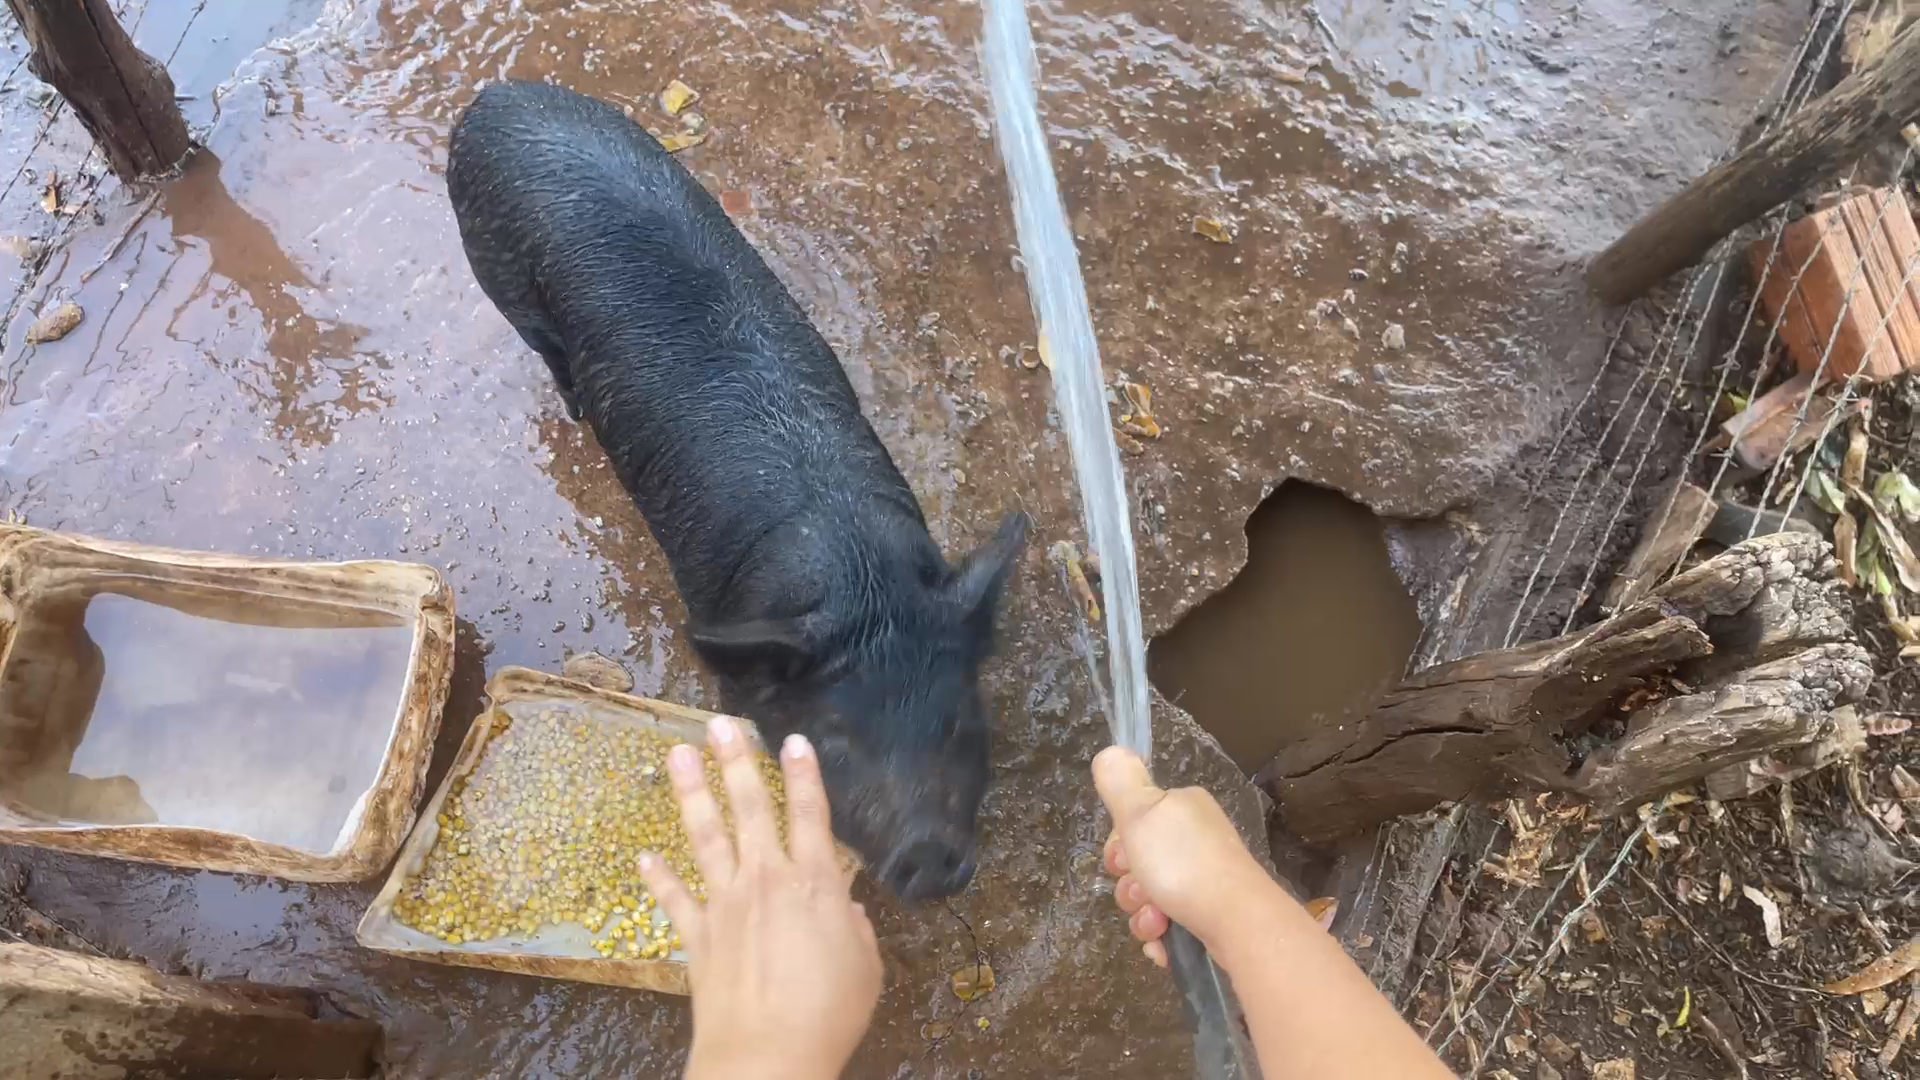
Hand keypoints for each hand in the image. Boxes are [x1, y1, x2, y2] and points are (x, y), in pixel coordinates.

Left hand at [641, 716, 881, 1079]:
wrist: (766, 1063)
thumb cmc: (829, 1013)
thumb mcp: (866, 966)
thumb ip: (856, 928)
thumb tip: (846, 907)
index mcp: (815, 882)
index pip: (810, 813)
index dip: (804, 773)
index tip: (792, 738)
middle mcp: (767, 879)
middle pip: (749, 807)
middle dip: (735, 761)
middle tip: (721, 724)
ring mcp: (726, 904)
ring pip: (706, 836)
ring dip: (691, 793)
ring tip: (677, 755)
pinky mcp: (697, 936)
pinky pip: (674, 900)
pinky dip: (658, 879)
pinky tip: (642, 857)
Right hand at [1092, 745, 1271, 966]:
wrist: (1241, 924)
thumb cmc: (1184, 863)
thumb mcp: (1140, 812)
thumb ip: (1119, 781)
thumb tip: (1111, 750)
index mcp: (1181, 808)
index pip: (1133, 820)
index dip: (1118, 844)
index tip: (1122, 860)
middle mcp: (1196, 838)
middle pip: (1140, 862)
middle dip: (1130, 885)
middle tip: (1140, 892)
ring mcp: (1208, 879)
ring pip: (1153, 897)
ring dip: (1144, 915)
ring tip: (1157, 923)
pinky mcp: (1214, 915)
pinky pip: (1173, 925)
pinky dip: (1163, 936)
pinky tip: (1164, 945)